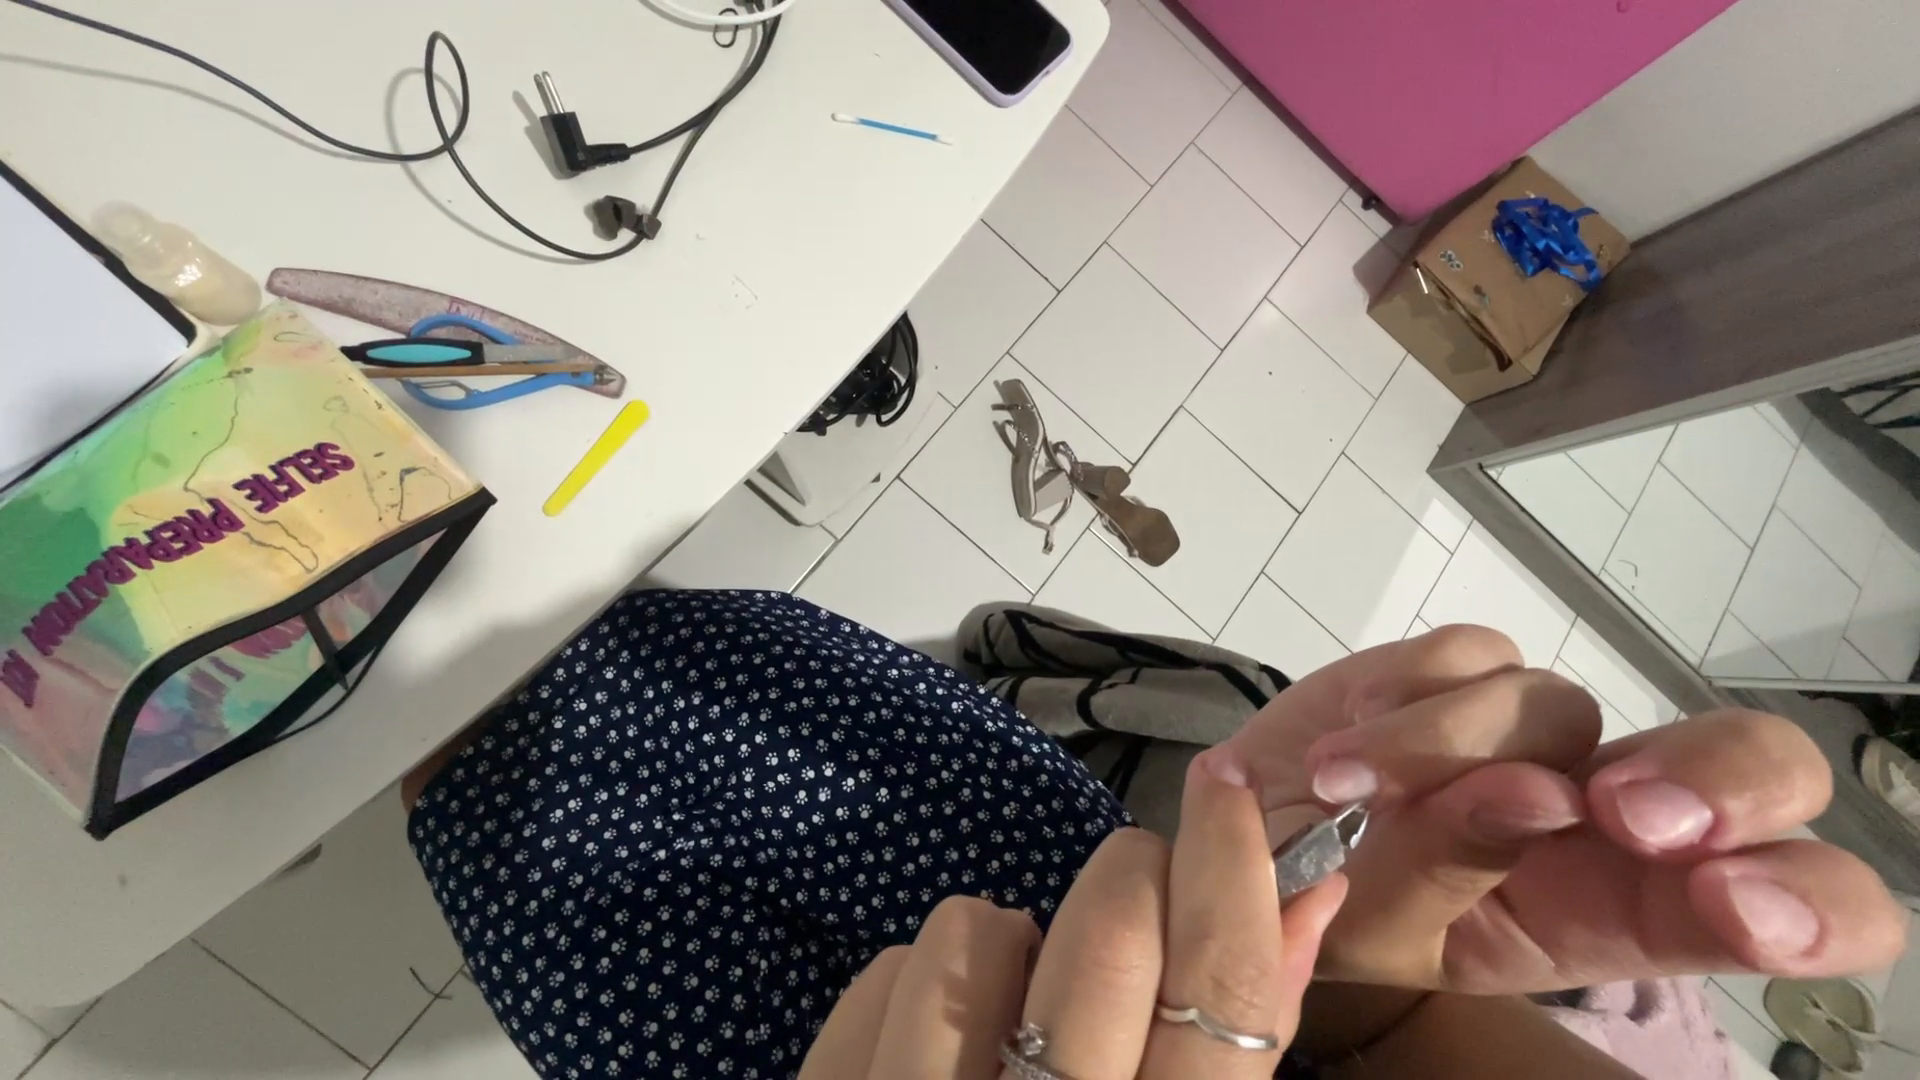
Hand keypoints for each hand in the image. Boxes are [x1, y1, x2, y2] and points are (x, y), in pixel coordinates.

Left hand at [797, 760, 1347, 1078]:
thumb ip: (1251, 1027)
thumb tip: (1304, 893)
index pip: (1219, 983)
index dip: (1233, 861)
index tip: (1223, 778)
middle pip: (1106, 930)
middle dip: (1131, 871)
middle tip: (1134, 893)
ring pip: (977, 929)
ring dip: (1010, 940)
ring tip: (1020, 1003)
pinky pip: (886, 972)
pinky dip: (923, 984)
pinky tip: (942, 1042)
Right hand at [1197, 625, 1908, 993]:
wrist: (1255, 828)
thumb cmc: (1326, 906)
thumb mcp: (1385, 934)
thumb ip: (1451, 874)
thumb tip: (1532, 793)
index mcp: (1622, 909)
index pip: (1800, 903)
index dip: (1808, 898)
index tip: (1725, 902)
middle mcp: (1601, 811)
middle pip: (1750, 759)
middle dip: (1712, 775)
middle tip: (1614, 810)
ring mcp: (1528, 728)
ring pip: (1552, 700)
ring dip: (1437, 742)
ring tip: (1339, 783)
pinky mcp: (1454, 668)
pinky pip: (1462, 653)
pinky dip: (1396, 689)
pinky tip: (1347, 731)